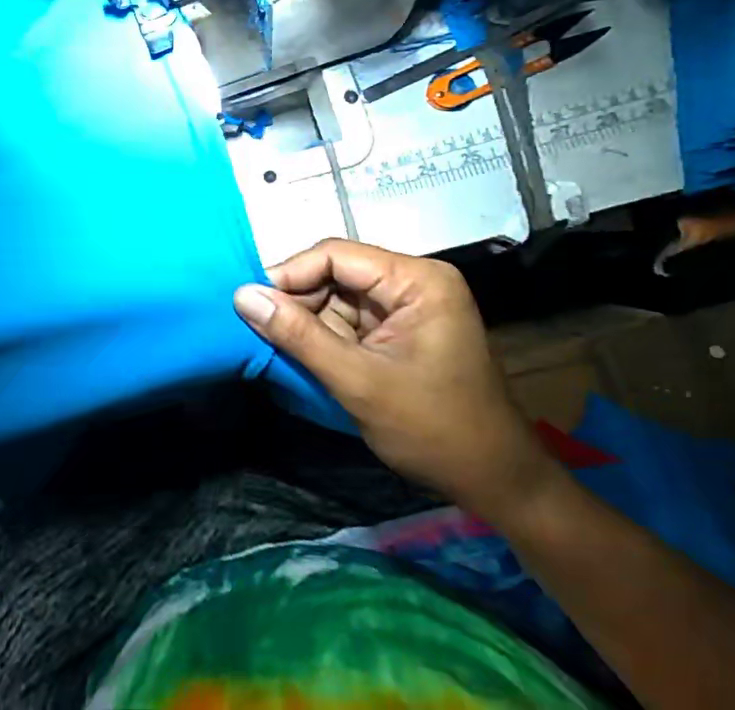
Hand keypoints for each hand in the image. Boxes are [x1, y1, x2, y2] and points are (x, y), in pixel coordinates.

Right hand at [233, 239, 559, 519]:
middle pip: (338, 275)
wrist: (493, 479)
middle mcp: (415, 283)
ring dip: (310, 325)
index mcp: (417, 280)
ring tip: (281, 352)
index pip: (338, 255)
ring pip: (340, 300)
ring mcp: (410, 308)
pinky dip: (327, 341)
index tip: (249, 303)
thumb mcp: (358, 381)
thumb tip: (241, 295)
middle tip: (261, 333)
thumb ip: (299, 336)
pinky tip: (305, 360)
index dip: (291, 274)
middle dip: (300, 303)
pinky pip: (353, 323)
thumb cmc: (432, 428)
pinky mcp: (403, 333)